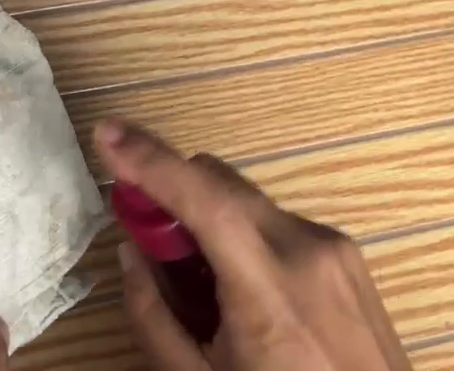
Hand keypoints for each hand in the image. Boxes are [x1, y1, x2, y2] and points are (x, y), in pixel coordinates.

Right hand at [94, 119, 410, 370]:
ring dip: (205, 214)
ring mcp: (336, 250)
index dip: (150, 160)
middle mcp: (308, 251)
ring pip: (241, 197)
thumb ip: (153, 318)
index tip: (105, 134)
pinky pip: (272, 219)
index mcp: (273, 294)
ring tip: (200, 279)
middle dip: (169, 191)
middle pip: (216, 182)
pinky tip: (240, 286)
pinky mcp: (348, 256)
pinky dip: (239, 232)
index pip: (203, 198)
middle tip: (142, 234)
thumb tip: (130, 252)